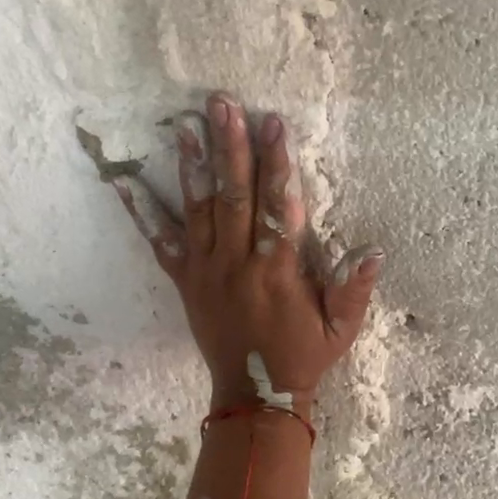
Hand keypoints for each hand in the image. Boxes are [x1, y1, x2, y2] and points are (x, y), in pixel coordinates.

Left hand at [113, 91, 382, 418]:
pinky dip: (143, 213)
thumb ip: (354, 289)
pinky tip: (124, 181)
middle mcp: (237, 264)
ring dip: (193, 165)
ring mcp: (206, 271)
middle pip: (233, 196)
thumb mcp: (341, 328)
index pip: (276, 207)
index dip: (277, 163)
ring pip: (198, 210)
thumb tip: (373, 249)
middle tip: (222, 103)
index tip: (274, 122)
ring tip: (185, 124)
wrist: (255, 395)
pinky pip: (161, 243)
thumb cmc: (304, 356)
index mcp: (277, 271)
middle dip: (230, 146)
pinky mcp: (186, 282)